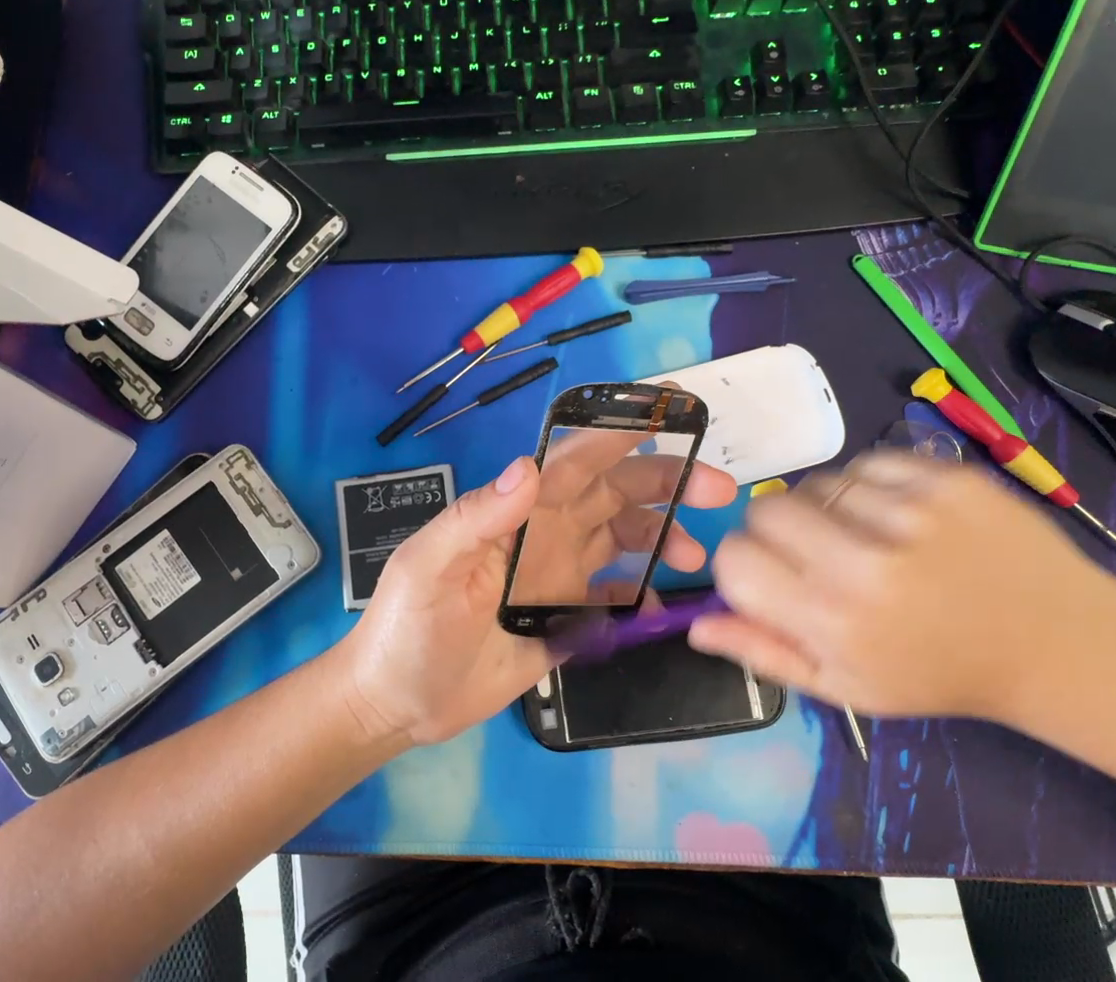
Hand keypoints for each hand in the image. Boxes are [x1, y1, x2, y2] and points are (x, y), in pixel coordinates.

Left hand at [340, 454, 736, 746]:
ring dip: (662, 538)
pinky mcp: (564, 622)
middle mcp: (543, 536)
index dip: (620, 434)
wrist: (398, 701)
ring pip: (623, 541)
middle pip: (613, 495)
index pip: (573, 463)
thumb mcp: (431, 566)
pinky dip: (641, 597)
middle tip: (717, 491)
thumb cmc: (406, 626)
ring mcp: (556, 579)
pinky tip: (659, 607)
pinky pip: (613, 600)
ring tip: (695, 557)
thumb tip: (529, 468)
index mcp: (513, 512)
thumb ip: (476, 517)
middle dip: (665, 484)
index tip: (672, 413)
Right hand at [692, 452, 1115, 721]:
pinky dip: (868, 486)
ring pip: (817, 482)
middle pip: (766, 508)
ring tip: (865, 538)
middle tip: (815, 555)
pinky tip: (897, 516)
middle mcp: (864, 562)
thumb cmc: (939, 675)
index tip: (771, 578)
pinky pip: (867, 462)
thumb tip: (697, 624)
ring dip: (824, 507)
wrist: (1062, 647)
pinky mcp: (947, 478)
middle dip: (774, 530)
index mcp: (834, 621)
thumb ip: (766, 654)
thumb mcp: (845, 687)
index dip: (742, 565)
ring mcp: (910, 513)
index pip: (736, 558)